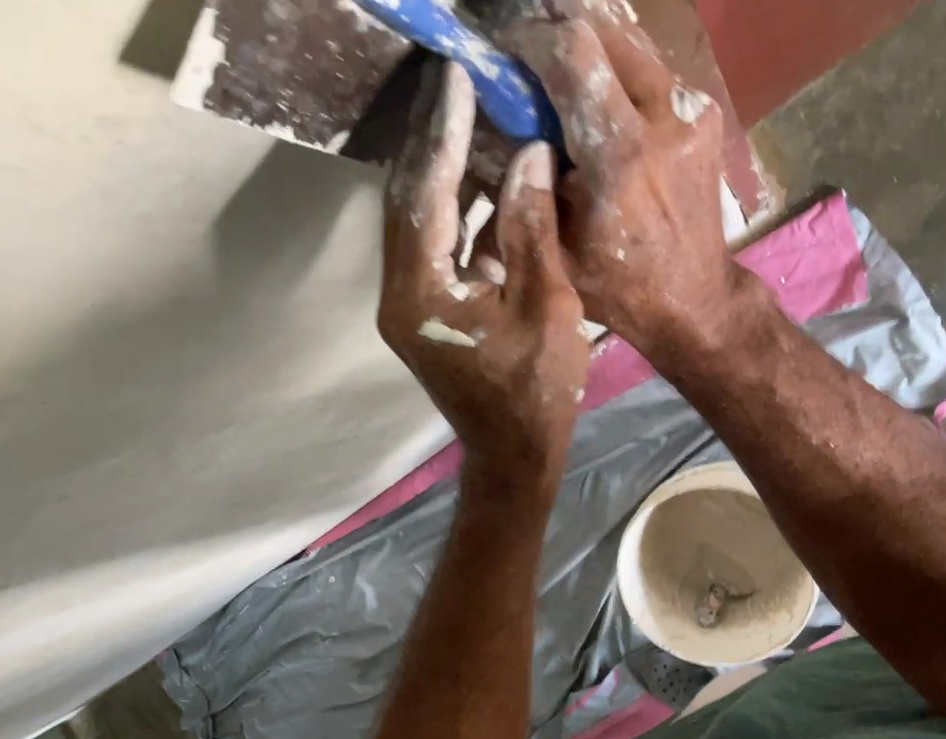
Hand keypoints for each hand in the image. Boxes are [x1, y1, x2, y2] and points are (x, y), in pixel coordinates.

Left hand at [379, 61, 587, 494]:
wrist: (513, 455)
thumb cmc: (535, 393)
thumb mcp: (546, 306)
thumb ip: (532, 228)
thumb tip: (528, 155)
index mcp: (420, 293)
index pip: (425, 194)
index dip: (443, 132)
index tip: (457, 77)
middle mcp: (399, 292)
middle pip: (407, 198)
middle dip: (431, 138)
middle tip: (453, 79)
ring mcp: (408, 302)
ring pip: (417, 218)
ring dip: (442, 167)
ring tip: (469, 110)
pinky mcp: (425, 308)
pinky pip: (436, 244)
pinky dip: (459, 208)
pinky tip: (488, 174)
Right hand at [505, 17, 749, 352]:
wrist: (692, 298)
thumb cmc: (615, 287)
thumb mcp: (552, 249)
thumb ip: (521, 188)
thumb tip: (485, 131)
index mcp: (620, 158)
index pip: (572, 54)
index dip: (528, 35)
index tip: (498, 42)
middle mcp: (664, 118)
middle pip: (605, 30)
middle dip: (557, 29)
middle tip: (520, 46)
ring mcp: (692, 110)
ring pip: (631, 43)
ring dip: (587, 47)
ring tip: (550, 69)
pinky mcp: (704, 113)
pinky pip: (650, 70)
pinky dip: (614, 71)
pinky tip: (591, 99)